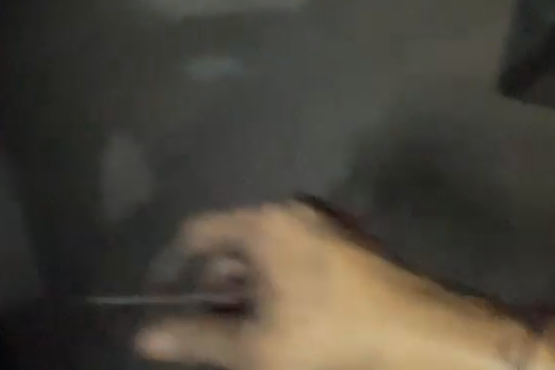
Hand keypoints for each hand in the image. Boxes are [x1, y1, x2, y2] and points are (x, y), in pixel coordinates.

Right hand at [133, 201, 526, 369]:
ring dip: (245, 290)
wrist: (408, 326)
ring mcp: (320, 220)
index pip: (197, 232)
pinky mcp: (341, 237)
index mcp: (265, 222)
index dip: (170, 269)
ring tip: (246, 335)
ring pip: (263, 252)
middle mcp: (291, 209)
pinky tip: (280, 322)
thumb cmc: (324, 332)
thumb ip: (196, 336)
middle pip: (231, 242)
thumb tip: (146, 336)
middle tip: (210, 333)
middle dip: (213, 287)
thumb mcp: (252, 344)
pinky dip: (275, 283)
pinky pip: (291, 253)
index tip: (157, 306)